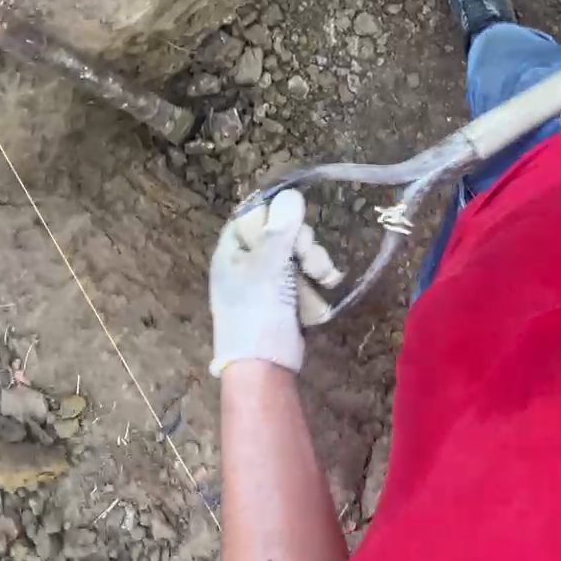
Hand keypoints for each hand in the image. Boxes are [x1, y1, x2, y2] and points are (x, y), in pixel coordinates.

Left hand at [209, 190, 343, 376]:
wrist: (264, 367)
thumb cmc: (255, 314)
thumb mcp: (266, 269)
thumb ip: (280, 230)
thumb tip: (292, 193)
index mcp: (232, 249)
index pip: (254, 213)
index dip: (276, 215)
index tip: (295, 223)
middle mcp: (248, 258)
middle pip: (282, 230)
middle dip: (303, 243)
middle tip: (309, 259)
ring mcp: (268, 276)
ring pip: (298, 249)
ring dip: (314, 259)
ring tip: (324, 276)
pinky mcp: (287, 292)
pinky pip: (305, 270)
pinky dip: (317, 275)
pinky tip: (329, 282)